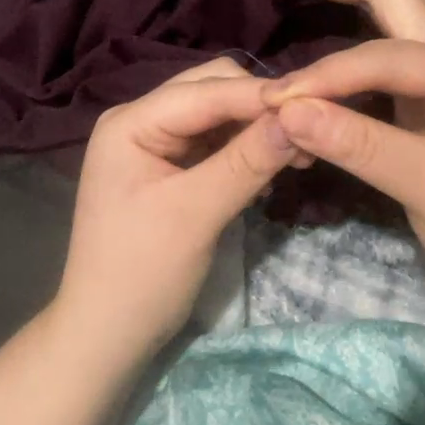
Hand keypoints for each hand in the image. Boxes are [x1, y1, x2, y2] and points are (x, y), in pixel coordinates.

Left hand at [53, 58, 298, 354]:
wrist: (106, 334)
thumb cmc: (141, 274)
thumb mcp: (196, 214)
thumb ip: (246, 162)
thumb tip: (300, 119)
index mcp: (131, 122)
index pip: (205, 90)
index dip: (260, 94)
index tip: (318, 102)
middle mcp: (140, 120)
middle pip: (211, 90)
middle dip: (259, 106)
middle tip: (310, 131)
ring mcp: (154, 143)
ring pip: (217, 113)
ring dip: (256, 126)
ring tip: (300, 151)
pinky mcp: (169, 166)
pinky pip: (215, 141)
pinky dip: (245, 147)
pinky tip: (273, 165)